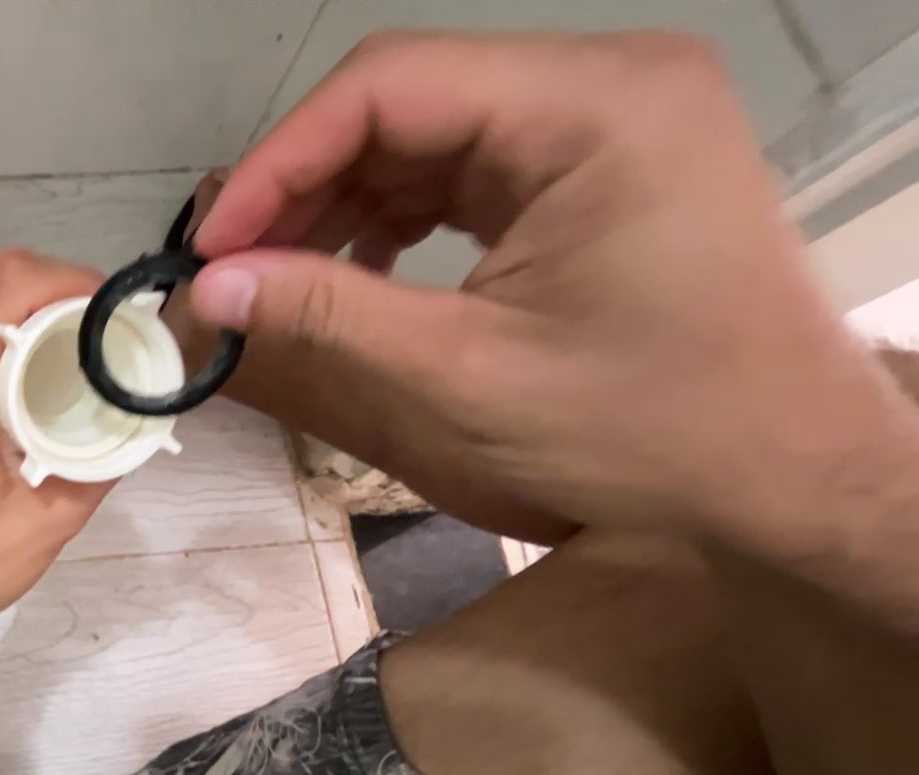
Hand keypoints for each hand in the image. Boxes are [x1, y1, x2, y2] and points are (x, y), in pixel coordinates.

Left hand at [0, 250, 114, 652]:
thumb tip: (142, 415)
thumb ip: (102, 461)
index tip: (112, 313)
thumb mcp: (52, 519)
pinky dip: (8, 323)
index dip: (66, 280)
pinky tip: (45, 361)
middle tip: (96, 321)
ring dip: (24, 296)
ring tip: (74, 332)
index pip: (4, 291)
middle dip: (49, 280)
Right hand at [189, 31, 918, 555]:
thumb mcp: (460, 373)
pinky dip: (377, 224)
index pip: (387, 86)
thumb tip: (207, 288)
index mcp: (592, 107)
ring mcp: (592, 132)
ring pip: (413, 139)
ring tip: (273, 280)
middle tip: (230, 271)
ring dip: (328, 207)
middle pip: (397, 103)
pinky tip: (344, 276)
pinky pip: (448, 177)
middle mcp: (597, 90)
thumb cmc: (637, 430)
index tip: (211, 249)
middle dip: (296, 187)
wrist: (775, 481)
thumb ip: (326, 315)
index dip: (277, 163)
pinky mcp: (580, 179)